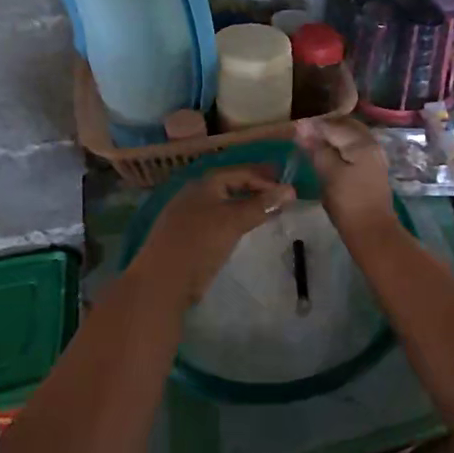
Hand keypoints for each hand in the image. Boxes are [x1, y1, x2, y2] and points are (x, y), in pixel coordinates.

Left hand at [130, 166, 295, 307]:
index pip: (240, 172)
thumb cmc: (199, 243)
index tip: (288, 190)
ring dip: (246, 205)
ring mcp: (190, 216)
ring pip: (224, 204)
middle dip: (256, 189)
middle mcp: (195, 195)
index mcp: (204, 185)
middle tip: (281, 197)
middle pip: (231, 185)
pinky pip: (218, 221)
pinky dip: (235, 220)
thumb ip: (261, 205)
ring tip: (268, 212)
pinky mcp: (189, 236)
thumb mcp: (233, 220)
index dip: (265, 179)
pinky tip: (244, 230)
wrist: (163, 279)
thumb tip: (289, 190)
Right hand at [295, 118, 397, 242]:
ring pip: (350, 135)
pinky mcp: (372, 167)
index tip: (293, 128)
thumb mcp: (329, 174)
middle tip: (302, 133)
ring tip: (312, 142)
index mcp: (362, 142)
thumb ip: (318, 149)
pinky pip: (354, 147)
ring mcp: (374, 155)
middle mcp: (371, 143)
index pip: (332, 124)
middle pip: (345, 125)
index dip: (312, 125)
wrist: (371, 231)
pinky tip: (326, 153)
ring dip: (332, 135)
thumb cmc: (348, 203)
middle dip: (324, 126)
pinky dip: (339, 145)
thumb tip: (302, 128)